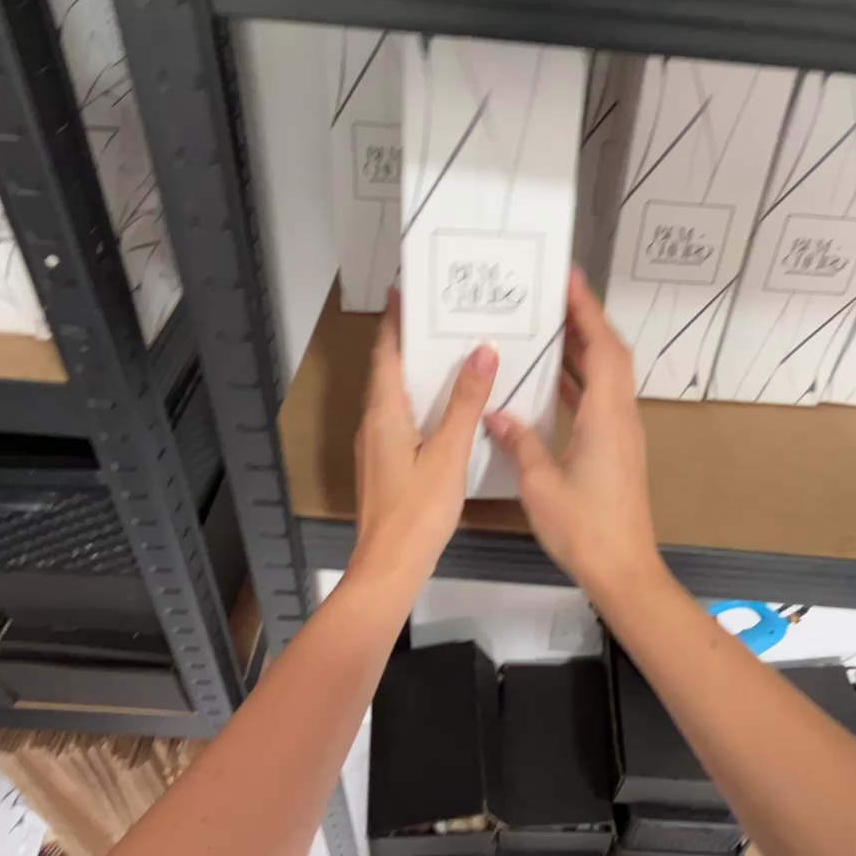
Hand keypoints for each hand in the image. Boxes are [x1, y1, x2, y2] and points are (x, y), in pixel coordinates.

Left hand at [351, 293, 496, 583]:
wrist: (390, 566)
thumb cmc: (417, 511)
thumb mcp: (449, 453)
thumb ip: (466, 403)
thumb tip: (481, 353)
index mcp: (384, 413)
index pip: (385, 352)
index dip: (394, 320)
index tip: (406, 290)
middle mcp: (374, 423)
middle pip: (387, 369)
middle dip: (409, 340)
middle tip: (440, 315)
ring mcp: (377, 445)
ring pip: (394, 395)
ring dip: (416, 370)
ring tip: (449, 351)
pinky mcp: (385, 463)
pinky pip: (401, 417)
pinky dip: (421, 400)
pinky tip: (447, 405)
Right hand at [486, 270, 662, 596]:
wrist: (623, 570)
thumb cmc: (584, 529)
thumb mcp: (541, 484)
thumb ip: (519, 442)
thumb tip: (497, 414)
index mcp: (607, 417)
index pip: (603, 347)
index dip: (588, 309)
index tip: (568, 277)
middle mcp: (620, 418)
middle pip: (610, 355)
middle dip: (585, 320)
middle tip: (552, 295)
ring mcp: (621, 434)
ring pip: (607, 377)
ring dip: (583, 349)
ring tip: (550, 326)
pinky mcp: (616, 450)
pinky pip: (600, 401)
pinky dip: (580, 382)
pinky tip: (553, 382)